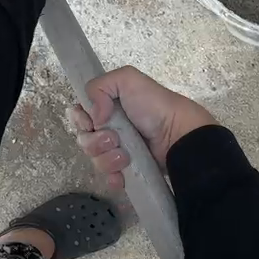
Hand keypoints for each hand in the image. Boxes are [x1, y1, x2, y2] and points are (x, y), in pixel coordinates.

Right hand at [69, 66, 216, 186]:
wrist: (179, 136)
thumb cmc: (154, 106)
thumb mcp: (127, 78)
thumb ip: (99, 86)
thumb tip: (94, 116)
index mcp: (105, 107)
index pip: (79, 115)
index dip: (80, 120)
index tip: (92, 122)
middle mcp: (108, 128)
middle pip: (83, 138)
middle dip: (94, 140)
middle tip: (114, 138)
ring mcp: (117, 151)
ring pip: (94, 159)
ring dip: (106, 157)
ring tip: (126, 155)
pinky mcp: (127, 172)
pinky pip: (108, 179)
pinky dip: (113, 178)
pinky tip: (122, 175)